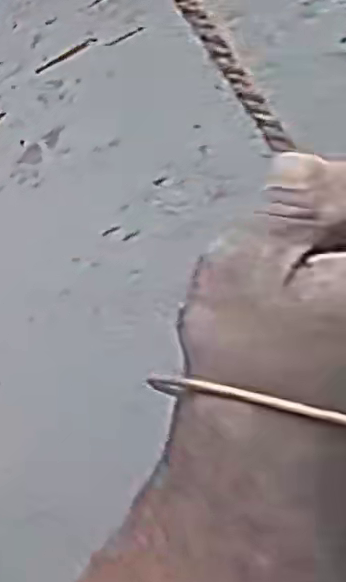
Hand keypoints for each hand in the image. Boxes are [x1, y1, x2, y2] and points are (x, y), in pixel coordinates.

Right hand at [178, 152, 345, 405]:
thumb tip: (303, 166)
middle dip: (335, 215)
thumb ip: (287, 210)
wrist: (273, 414)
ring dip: (334, 243)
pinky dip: (336, 269)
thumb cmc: (253, 347)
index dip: (331, 182)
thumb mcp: (244, 264)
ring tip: (303, 270)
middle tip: (291, 237)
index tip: (298, 188)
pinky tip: (320, 287)